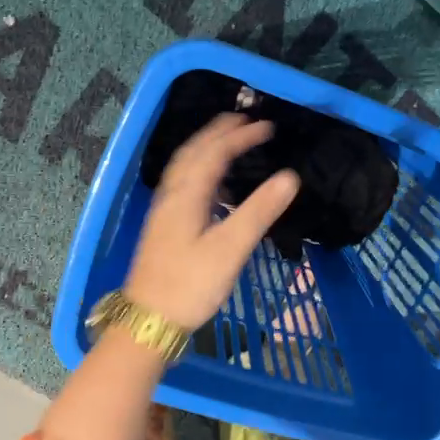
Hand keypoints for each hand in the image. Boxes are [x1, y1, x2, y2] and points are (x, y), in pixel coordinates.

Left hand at [125, 113, 299, 330]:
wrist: (149, 320)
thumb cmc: (190, 285)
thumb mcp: (230, 248)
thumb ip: (259, 211)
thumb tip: (290, 177)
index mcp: (187, 195)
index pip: (215, 152)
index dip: (241, 135)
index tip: (268, 126)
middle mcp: (172, 195)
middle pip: (193, 151)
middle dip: (219, 131)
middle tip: (246, 120)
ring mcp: (164, 210)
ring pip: (185, 166)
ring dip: (208, 147)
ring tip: (231, 142)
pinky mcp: (164, 226)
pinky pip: (183, 183)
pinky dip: (201, 170)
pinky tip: (213, 185)